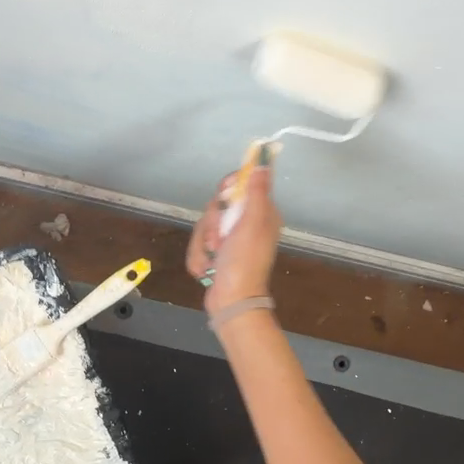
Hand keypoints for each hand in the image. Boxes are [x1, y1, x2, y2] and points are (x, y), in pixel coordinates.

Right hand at [185, 162, 281, 317]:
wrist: (232, 301)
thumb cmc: (244, 262)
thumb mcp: (252, 223)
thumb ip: (257, 192)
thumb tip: (264, 162)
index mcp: (261, 213)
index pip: (242, 184)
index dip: (229, 187)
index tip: (223, 195)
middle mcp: (246, 224)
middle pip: (218, 205)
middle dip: (212, 224)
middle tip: (218, 240)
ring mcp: (230, 240)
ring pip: (205, 226)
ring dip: (203, 244)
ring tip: (212, 259)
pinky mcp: (216, 254)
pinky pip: (199, 245)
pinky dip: (199, 257)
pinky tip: (206, 269)